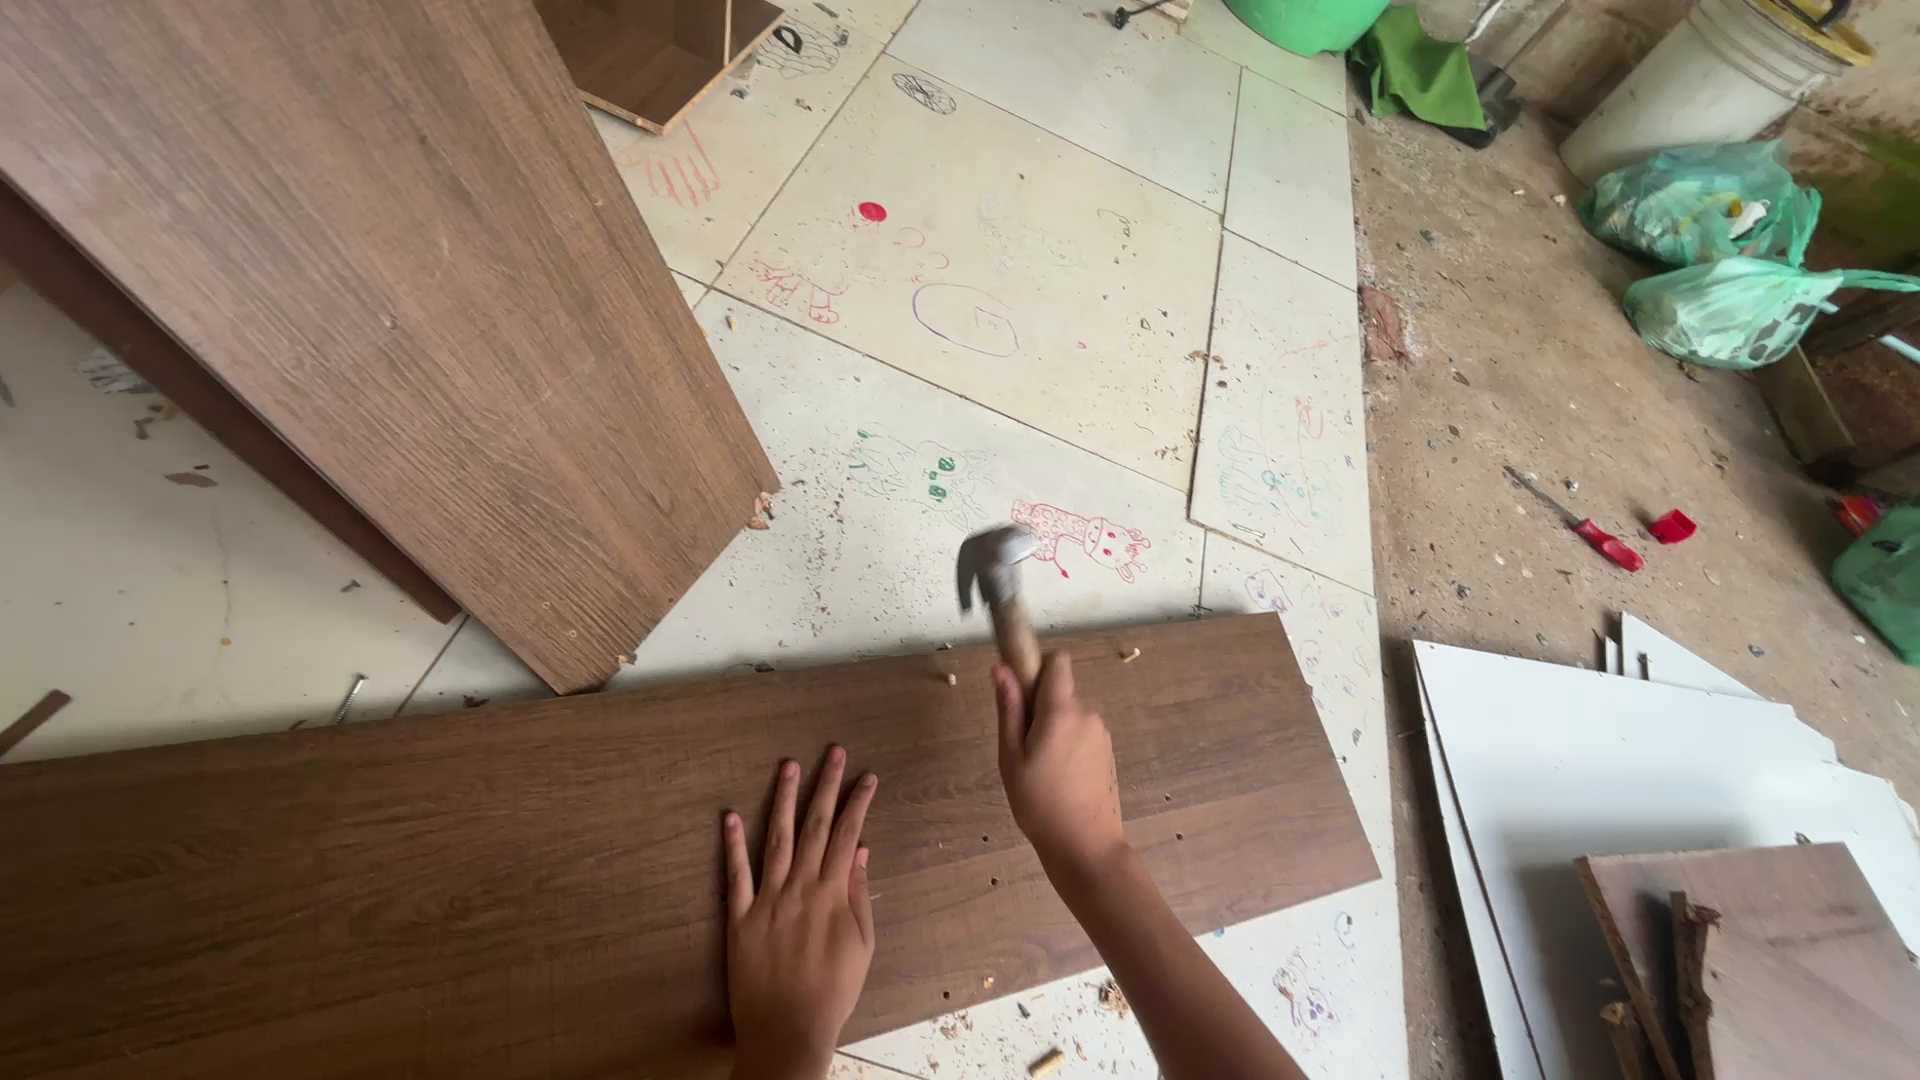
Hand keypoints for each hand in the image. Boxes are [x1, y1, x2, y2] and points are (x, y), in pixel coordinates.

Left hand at [724, 747, 877, 1079]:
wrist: (788, 1033)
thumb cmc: (833, 991)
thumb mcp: (863, 945)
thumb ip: (860, 895)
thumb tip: (861, 851)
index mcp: (831, 894)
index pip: (847, 835)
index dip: (859, 802)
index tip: (868, 776)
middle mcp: (799, 888)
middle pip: (815, 827)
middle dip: (826, 786)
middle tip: (833, 752)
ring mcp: (767, 900)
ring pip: (777, 839)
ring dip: (785, 800)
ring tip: (789, 766)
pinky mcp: (739, 918)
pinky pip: (735, 876)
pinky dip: (733, 845)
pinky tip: (731, 816)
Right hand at [992, 654, 1127, 877]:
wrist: (1085, 847)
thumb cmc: (1039, 803)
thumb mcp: (1011, 756)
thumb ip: (1008, 709)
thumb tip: (1000, 668)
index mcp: (1061, 711)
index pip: (1058, 661)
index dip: (1038, 667)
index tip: (1020, 691)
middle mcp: (1087, 714)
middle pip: (1060, 692)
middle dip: (1040, 708)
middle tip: (1023, 748)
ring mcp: (1102, 734)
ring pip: (1070, 715)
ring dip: (1054, 729)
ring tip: (1040, 769)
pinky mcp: (1108, 752)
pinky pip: (1082, 733)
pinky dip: (1068, 745)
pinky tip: (1060, 779)